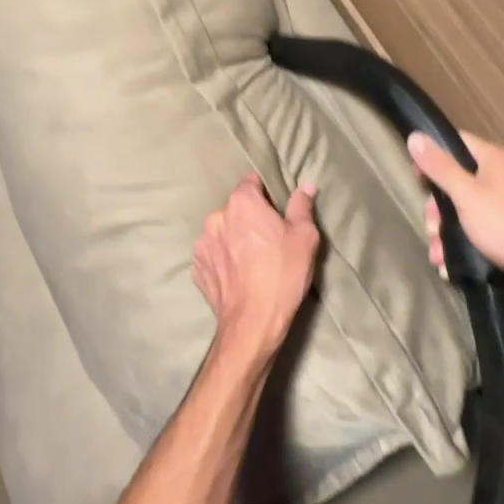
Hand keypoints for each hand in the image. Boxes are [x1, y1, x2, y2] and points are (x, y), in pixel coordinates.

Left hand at [192, 172, 320, 357]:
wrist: (253, 322)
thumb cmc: (283, 273)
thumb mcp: (304, 237)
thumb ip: (302, 206)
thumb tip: (305, 185)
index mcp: (242, 203)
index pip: (251, 181)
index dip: (265, 191)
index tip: (276, 206)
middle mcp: (216, 217)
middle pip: (236, 209)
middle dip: (250, 218)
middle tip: (269, 238)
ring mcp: (202, 244)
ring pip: (222, 232)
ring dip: (234, 239)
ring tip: (252, 260)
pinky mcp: (197, 268)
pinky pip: (213, 255)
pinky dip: (224, 260)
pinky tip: (239, 275)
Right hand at [409, 131, 503, 301]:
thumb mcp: (466, 194)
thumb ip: (440, 167)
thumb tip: (415, 136)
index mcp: (494, 160)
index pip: (457, 143)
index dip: (433, 155)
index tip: (417, 177)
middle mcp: (503, 176)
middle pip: (458, 181)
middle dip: (438, 208)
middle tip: (431, 228)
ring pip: (465, 210)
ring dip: (446, 232)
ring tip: (438, 254)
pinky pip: (478, 229)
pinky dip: (463, 243)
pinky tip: (450, 263)